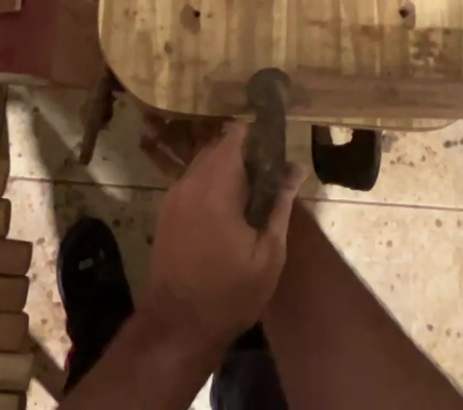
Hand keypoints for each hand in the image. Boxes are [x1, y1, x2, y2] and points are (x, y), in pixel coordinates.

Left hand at [142, 123, 306, 352]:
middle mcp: (190, 182)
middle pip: (218, 148)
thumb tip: (296, 169)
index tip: (277, 149)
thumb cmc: (230, 292)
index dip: (257, 137)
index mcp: (215, 186)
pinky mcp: (166, 211)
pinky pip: (193, 182)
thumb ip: (280, 205)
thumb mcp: (268, 253)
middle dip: (244, 155)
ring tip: (253, 194)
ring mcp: (174, 196)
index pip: (234, 137)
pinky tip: (229, 210)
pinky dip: (211, 184)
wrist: (178, 325)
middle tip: (271, 176)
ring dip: (227, 170)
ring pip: (203, 164)